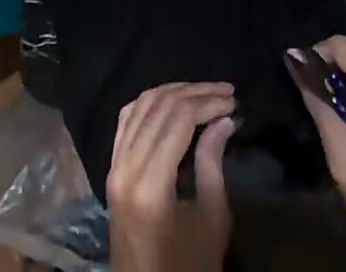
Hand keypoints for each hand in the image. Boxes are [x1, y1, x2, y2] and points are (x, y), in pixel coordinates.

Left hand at [107, 82, 237, 271]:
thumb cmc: (187, 266)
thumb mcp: (211, 220)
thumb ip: (213, 164)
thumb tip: (224, 119)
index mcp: (150, 186)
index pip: (179, 120)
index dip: (208, 103)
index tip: (234, 102)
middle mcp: (124, 170)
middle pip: (160, 107)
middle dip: (197, 93)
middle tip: (227, 92)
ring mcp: (113, 169)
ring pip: (141, 105)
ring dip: (175, 91)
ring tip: (206, 93)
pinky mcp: (110, 170)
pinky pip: (127, 120)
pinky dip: (151, 103)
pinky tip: (173, 101)